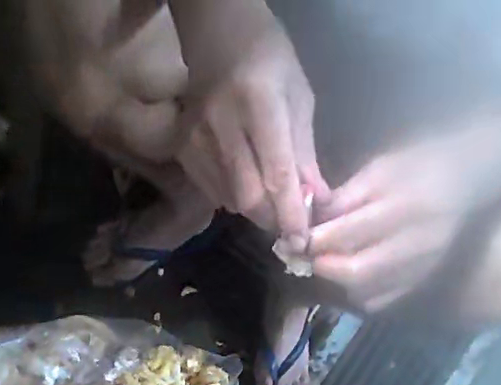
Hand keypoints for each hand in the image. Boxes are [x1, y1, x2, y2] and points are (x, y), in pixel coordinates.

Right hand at [172, 1, 323, 245]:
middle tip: (288, 222)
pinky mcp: (182, 147)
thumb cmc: (268, 60)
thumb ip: (306, 155)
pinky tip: (246, 182)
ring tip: (270, 199)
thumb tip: (318, 203)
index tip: (302, 241)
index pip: (277, 174)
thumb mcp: (298, 99)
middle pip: (250, 198)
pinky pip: (214, 192)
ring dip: (256, 210)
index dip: (291, 214)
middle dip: (273, 219)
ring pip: (231, 200)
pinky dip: (235, 199)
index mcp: (259, 103)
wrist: (215, 28)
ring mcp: (197, 136)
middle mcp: (223, 122)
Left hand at [309, 128, 500, 310]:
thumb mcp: (382, 167)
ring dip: (338, 287)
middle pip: (359, 273)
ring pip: (368, 294)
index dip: (318, 241)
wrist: (470, 181)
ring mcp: (421, 269)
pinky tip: (346, 282)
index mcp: (406, 206)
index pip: (352, 233)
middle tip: (306, 259)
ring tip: (323, 268)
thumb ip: (346, 197)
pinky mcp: (421, 283)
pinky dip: (357, 297)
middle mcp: (416, 244)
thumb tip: (309, 220)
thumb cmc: (422, 164)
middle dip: (325, 269)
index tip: (296, 239)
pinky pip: (381, 302)